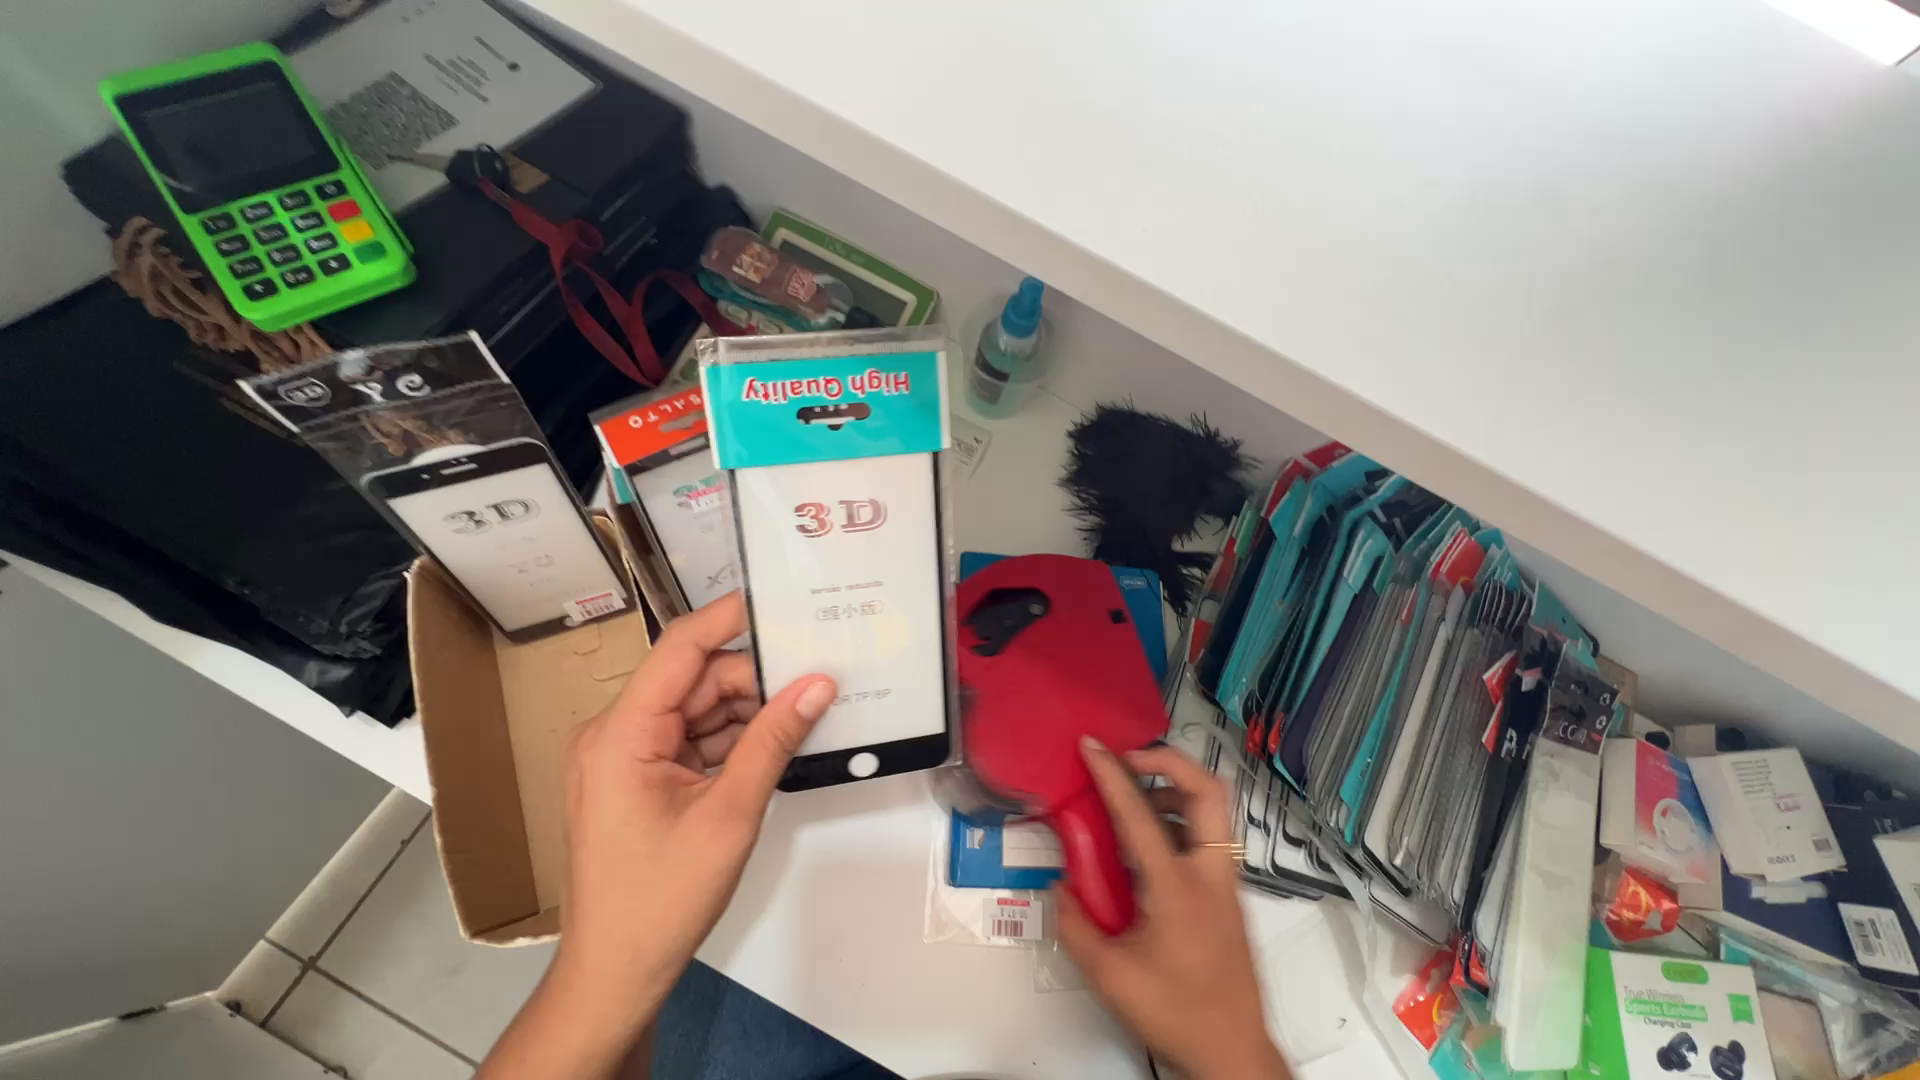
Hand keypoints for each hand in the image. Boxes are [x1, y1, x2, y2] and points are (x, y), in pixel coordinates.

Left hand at [554, 591, 834, 1015]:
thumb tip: (819, 684)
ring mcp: (625, 756)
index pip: (679, 649)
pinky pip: (693, 739)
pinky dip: (733, 741)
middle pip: (696, 682)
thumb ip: (774, 741)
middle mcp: (615, 733)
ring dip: (749, 714)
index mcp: (621, 733)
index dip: (730, 617)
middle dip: (755, 682)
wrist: (617, 973)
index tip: (783, 600)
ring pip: (699, 710)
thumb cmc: (663, 898)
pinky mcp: (640, 777)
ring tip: (808, 713)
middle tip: (819, 678)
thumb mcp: (729, 814)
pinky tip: (777, 744)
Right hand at [1055, 741, 1290, 1079]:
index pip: (1140, 815)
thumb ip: (1075, 925)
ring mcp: (1227, 883)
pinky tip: (1150, 843)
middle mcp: (1211, 875)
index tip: (1091, 747)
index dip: (1112, 774)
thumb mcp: (1109, 977)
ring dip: (1175, 789)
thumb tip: (1058, 885)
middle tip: (1128, 763)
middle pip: (1208, 789)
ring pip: (1214, 809)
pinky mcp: (1230, 894)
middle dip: (1168, 761)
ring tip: (1134, 801)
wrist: (1235, 1054)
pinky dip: (1181, 818)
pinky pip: (1210, 835)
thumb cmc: (1175, 1014)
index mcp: (1178, 889)